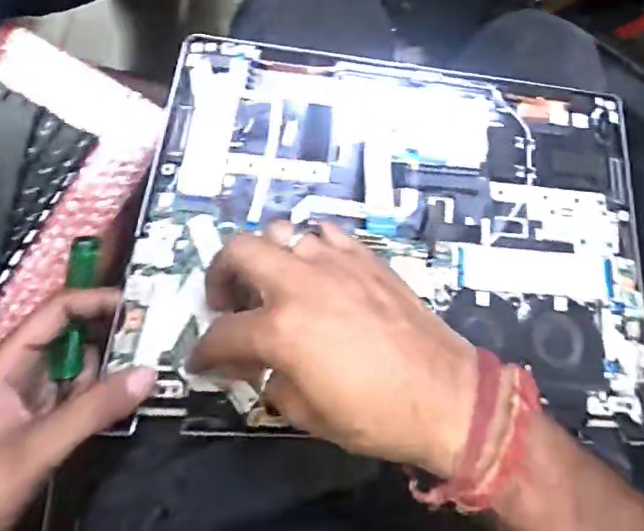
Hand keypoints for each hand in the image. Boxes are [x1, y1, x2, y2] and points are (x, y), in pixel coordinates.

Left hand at [0, 288, 155, 530]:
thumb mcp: (33, 450)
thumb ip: (92, 410)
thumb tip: (149, 372)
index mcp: (5, 365)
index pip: (58, 310)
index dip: (97, 300)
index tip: (139, 305)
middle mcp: (15, 374)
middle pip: (71, 335)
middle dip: (109, 333)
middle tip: (154, 336)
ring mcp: (23, 402)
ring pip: (76, 366)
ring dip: (108, 366)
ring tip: (146, 367)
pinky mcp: (31, 427)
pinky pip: (73, 396)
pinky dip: (98, 394)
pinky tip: (123, 400)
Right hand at [189, 222, 479, 477]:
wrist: (439, 388)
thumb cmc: (372, 413)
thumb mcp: (303, 411)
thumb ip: (268, 377)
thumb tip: (253, 360)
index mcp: (281, 328)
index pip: (221, 333)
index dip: (204, 352)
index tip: (205, 361)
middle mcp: (302, 281)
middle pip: (239, 250)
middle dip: (221, 274)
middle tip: (226, 302)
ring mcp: (336, 260)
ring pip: (282, 231)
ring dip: (266, 255)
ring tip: (272, 283)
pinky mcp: (364, 254)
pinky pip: (325, 232)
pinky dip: (310, 245)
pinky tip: (315, 269)